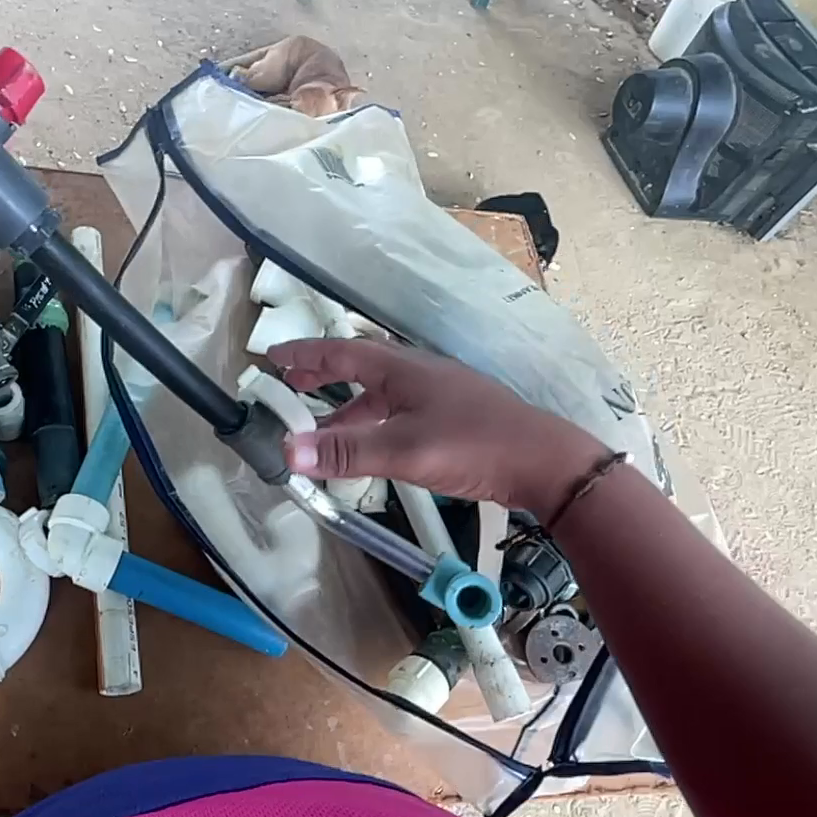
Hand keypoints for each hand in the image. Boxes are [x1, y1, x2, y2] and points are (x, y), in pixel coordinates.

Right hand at [268, 338, 612, 520]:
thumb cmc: (473, 445)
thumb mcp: (404, 450)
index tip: (271, 356)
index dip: (305, 354)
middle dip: (322, 375)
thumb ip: (346, 451)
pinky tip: (371, 446)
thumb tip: (287, 450)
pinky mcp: (451, 417)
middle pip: (359, 368)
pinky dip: (372, 425)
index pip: (342, 353)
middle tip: (290, 384)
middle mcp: (418, 374)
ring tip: (320, 429)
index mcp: (403, 369)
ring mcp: (438, 395)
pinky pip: (397, 414)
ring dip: (346, 408)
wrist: (544, 463)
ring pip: (379, 395)